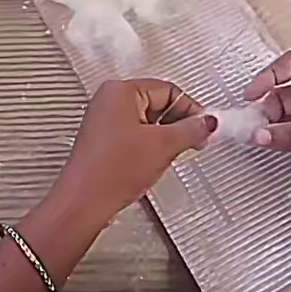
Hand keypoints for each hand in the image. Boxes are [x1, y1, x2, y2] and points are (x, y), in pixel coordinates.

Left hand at [52, 79, 215, 222]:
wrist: (84, 201)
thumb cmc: (110, 170)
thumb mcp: (163, 145)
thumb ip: (191, 129)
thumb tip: (206, 122)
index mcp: (119, 91)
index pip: (168, 90)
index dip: (190, 109)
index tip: (204, 126)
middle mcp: (107, 101)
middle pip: (157, 104)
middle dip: (177, 124)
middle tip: (192, 141)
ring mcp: (103, 122)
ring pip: (147, 122)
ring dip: (163, 138)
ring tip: (167, 155)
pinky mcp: (103, 142)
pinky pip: (134, 136)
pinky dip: (148, 147)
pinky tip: (151, 163)